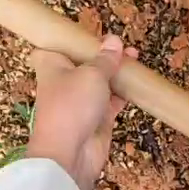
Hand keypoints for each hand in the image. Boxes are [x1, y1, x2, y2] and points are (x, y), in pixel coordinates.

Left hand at [25, 35, 136, 189]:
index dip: (67, 42)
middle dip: (101, 55)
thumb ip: (105, 59)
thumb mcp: (91, 74)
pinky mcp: (97, 118)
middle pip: (82, 64)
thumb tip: (114, 41)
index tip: (85, 35)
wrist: (70, 154)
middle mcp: (64, 82)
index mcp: (52, 66)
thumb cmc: (71, 106)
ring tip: (134, 58)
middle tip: (122, 46)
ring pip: (100, 81)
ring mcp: (81, 102)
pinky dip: (123, 92)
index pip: (53, 49)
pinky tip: (137, 83)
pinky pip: (112, 100)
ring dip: (116, 72)